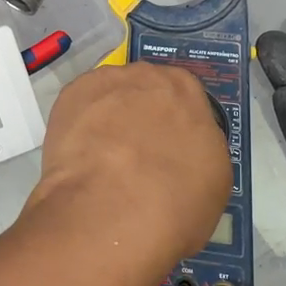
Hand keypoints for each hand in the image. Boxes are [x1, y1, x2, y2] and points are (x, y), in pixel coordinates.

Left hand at [25, 62, 232, 268]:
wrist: (113, 210)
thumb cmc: (176, 201)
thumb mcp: (214, 177)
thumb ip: (197, 146)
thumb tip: (179, 149)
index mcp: (185, 89)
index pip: (182, 97)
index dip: (174, 124)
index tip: (168, 148)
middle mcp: (146, 75)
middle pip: (144, 90)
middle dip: (140, 115)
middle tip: (136, 154)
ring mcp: (105, 82)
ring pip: (110, 95)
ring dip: (108, 117)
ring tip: (103, 158)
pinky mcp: (71, 95)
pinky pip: (81, 105)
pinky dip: (81, 124)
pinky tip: (82, 154)